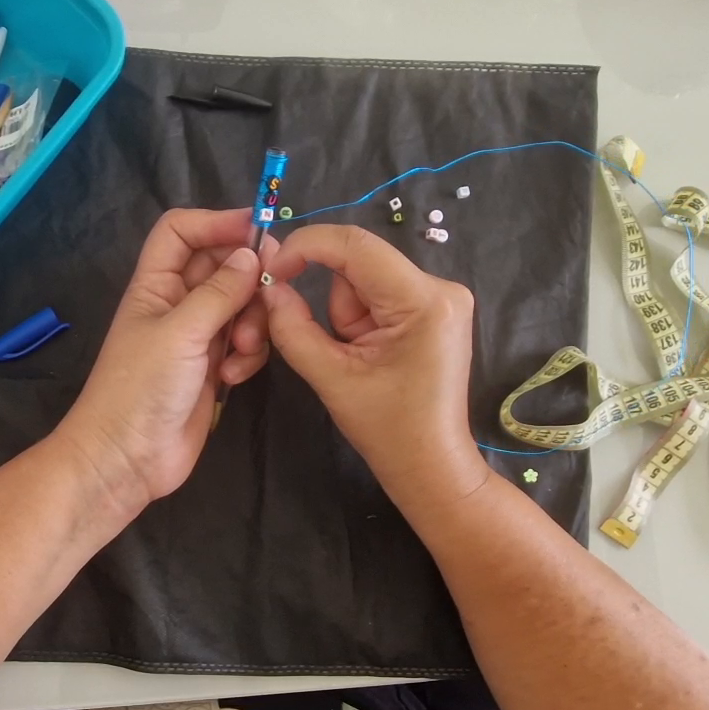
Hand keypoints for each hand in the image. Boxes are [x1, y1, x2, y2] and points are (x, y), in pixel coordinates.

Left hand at [53, 208, 273, 511]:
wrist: (128, 458)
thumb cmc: (141, 388)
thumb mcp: (180, 332)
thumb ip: (219, 292)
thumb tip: (249, 254)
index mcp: (156, 284)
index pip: (181, 231)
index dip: (216, 222)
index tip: (258, 229)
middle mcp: (177, 304)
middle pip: (221, 266)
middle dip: (247, 279)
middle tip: (269, 294)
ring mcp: (196, 337)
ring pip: (240, 306)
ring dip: (251, 323)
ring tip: (241, 349)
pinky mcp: (213, 368)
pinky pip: (244, 343)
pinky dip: (247, 355)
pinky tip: (233, 378)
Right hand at [261, 224, 489, 506]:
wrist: (429, 464)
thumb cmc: (386, 429)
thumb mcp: (331, 378)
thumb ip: (293, 328)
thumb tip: (268, 288)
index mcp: (423, 300)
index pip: (356, 245)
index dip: (306, 247)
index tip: (271, 271)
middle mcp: (440, 286)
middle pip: (359, 264)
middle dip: (334, 304)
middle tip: (334, 350)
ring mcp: (440, 298)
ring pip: (364, 282)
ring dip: (346, 316)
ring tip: (358, 362)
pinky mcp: (433, 311)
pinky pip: (378, 297)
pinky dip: (360, 321)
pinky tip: (370, 357)